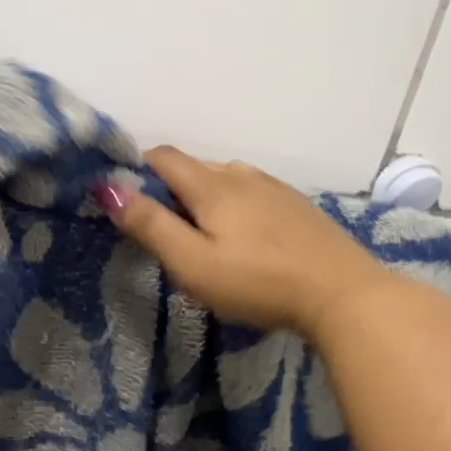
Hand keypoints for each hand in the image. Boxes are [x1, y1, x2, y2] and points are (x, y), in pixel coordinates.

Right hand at [96, 146, 390, 333]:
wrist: (342, 294)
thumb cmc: (256, 282)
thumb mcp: (191, 262)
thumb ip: (150, 225)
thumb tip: (108, 187)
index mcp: (212, 186)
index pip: (164, 157)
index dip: (137, 169)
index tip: (123, 198)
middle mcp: (243, 176)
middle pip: (194, 167)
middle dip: (168, 188)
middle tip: (157, 229)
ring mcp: (275, 189)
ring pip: (225, 179)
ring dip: (201, 197)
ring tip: (197, 235)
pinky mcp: (297, 207)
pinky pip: (251, 194)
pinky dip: (232, 206)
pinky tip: (239, 238)